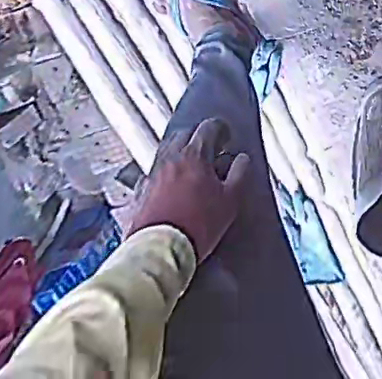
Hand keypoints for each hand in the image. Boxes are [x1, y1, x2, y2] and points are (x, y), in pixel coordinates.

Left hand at [127, 118, 250, 260]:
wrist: (160, 253)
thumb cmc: (198, 225)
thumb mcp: (230, 200)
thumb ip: (239, 174)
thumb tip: (242, 159)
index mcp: (194, 154)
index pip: (208, 127)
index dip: (221, 129)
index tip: (227, 138)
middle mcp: (171, 158)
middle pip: (184, 134)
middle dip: (197, 136)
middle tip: (209, 149)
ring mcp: (152, 174)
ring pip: (166, 150)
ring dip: (179, 152)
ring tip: (189, 165)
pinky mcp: (139, 192)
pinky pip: (152, 172)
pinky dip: (163, 172)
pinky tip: (168, 183)